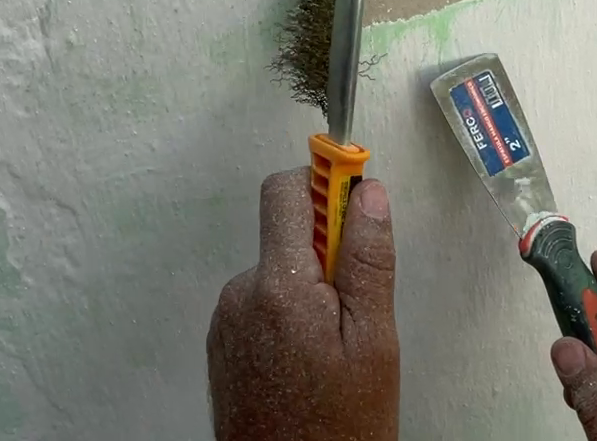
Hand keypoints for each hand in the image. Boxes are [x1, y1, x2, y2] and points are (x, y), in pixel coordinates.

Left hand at [206, 168, 400, 440]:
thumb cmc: (341, 428)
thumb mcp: (373, 341)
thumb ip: (368, 258)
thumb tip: (368, 190)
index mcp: (278, 285)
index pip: (284, 190)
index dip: (321, 181)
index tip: (352, 195)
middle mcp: (241, 293)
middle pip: (284, 230)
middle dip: (324, 246)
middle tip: (356, 300)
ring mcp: (226, 319)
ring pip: (277, 267)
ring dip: (307, 284)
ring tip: (333, 343)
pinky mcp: (223, 343)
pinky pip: (260, 299)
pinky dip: (286, 309)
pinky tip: (307, 358)